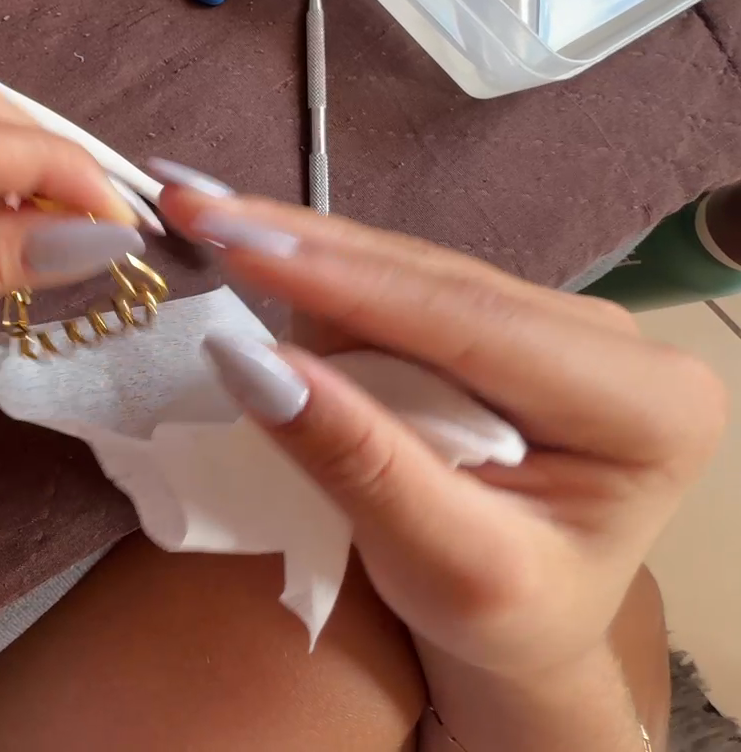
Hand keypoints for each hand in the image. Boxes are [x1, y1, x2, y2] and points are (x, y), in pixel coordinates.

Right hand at [151, 160, 727, 680]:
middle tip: (183, 201)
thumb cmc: (497, 612)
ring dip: (277, 240)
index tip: (228, 243)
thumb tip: (247, 362)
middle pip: (413, 274)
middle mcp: (591, 337)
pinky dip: (286, 259)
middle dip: (288, 240)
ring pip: (380, 264)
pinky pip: (362, 277)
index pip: (463, 322)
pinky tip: (230, 232)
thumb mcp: (442, 564)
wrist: (511, 620)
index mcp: (638, 403)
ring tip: (189, 206)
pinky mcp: (456, 317)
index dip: (335, 279)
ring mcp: (519, 317)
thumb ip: (354, 461)